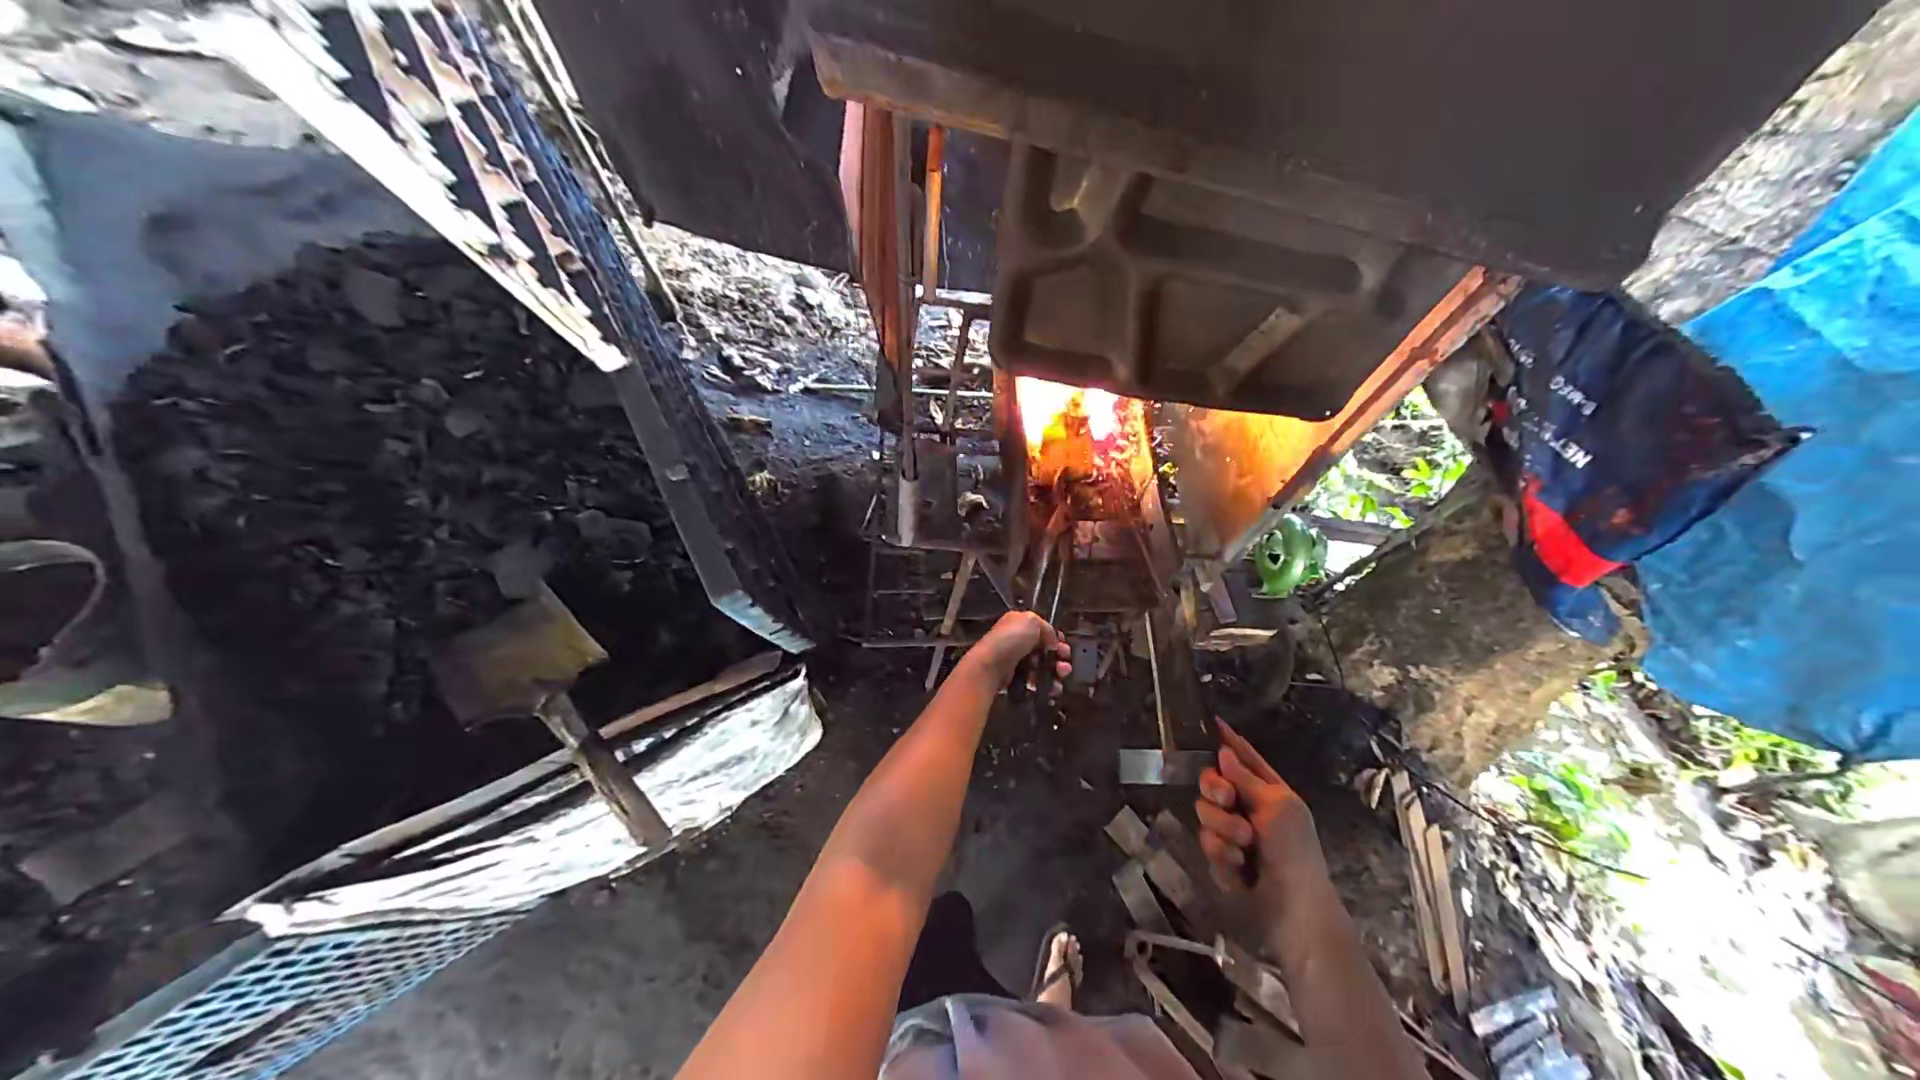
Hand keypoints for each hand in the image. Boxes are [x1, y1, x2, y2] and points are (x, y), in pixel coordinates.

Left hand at [967, 611, 1070, 682]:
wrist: (990, 665)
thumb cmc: (1011, 639)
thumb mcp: (1031, 621)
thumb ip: (1046, 628)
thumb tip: (1053, 642)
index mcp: (1019, 623)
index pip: (1042, 631)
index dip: (1056, 639)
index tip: (1064, 647)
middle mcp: (1017, 640)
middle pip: (1044, 650)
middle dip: (1058, 657)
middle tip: (1065, 664)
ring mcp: (1015, 660)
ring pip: (1041, 667)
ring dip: (1055, 671)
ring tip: (1061, 675)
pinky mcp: (1015, 678)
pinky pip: (1034, 681)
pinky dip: (1046, 685)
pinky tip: (1053, 687)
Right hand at [1194, 719, 1330, 934]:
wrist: (1293, 908)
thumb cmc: (1294, 851)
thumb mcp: (1276, 806)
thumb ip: (1245, 778)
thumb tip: (1223, 751)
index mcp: (1268, 791)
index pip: (1244, 758)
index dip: (1228, 741)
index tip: (1211, 722)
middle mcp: (1247, 807)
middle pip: (1212, 781)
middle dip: (1215, 790)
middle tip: (1226, 799)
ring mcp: (1232, 832)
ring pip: (1204, 812)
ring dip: (1223, 829)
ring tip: (1242, 847)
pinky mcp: (1220, 858)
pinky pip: (1206, 843)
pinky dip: (1222, 854)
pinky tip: (1237, 867)